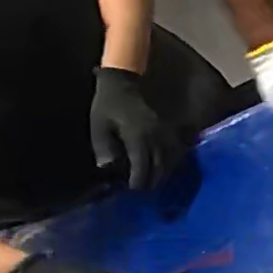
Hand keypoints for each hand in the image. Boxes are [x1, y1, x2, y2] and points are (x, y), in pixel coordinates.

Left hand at [91, 68, 181, 190]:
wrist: (123, 82)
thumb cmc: (108, 105)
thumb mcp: (98, 125)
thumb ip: (103, 147)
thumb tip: (108, 167)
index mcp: (138, 138)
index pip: (142, 168)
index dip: (138, 182)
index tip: (132, 190)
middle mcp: (155, 138)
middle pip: (159, 169)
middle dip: (151, 182)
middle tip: (142, 190)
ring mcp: (164, 134)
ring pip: (169, 163)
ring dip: (161, 175)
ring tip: (152, 182)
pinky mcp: (167, 131)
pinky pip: (174, 152)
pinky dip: (169, 164)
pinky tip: (162, 169)